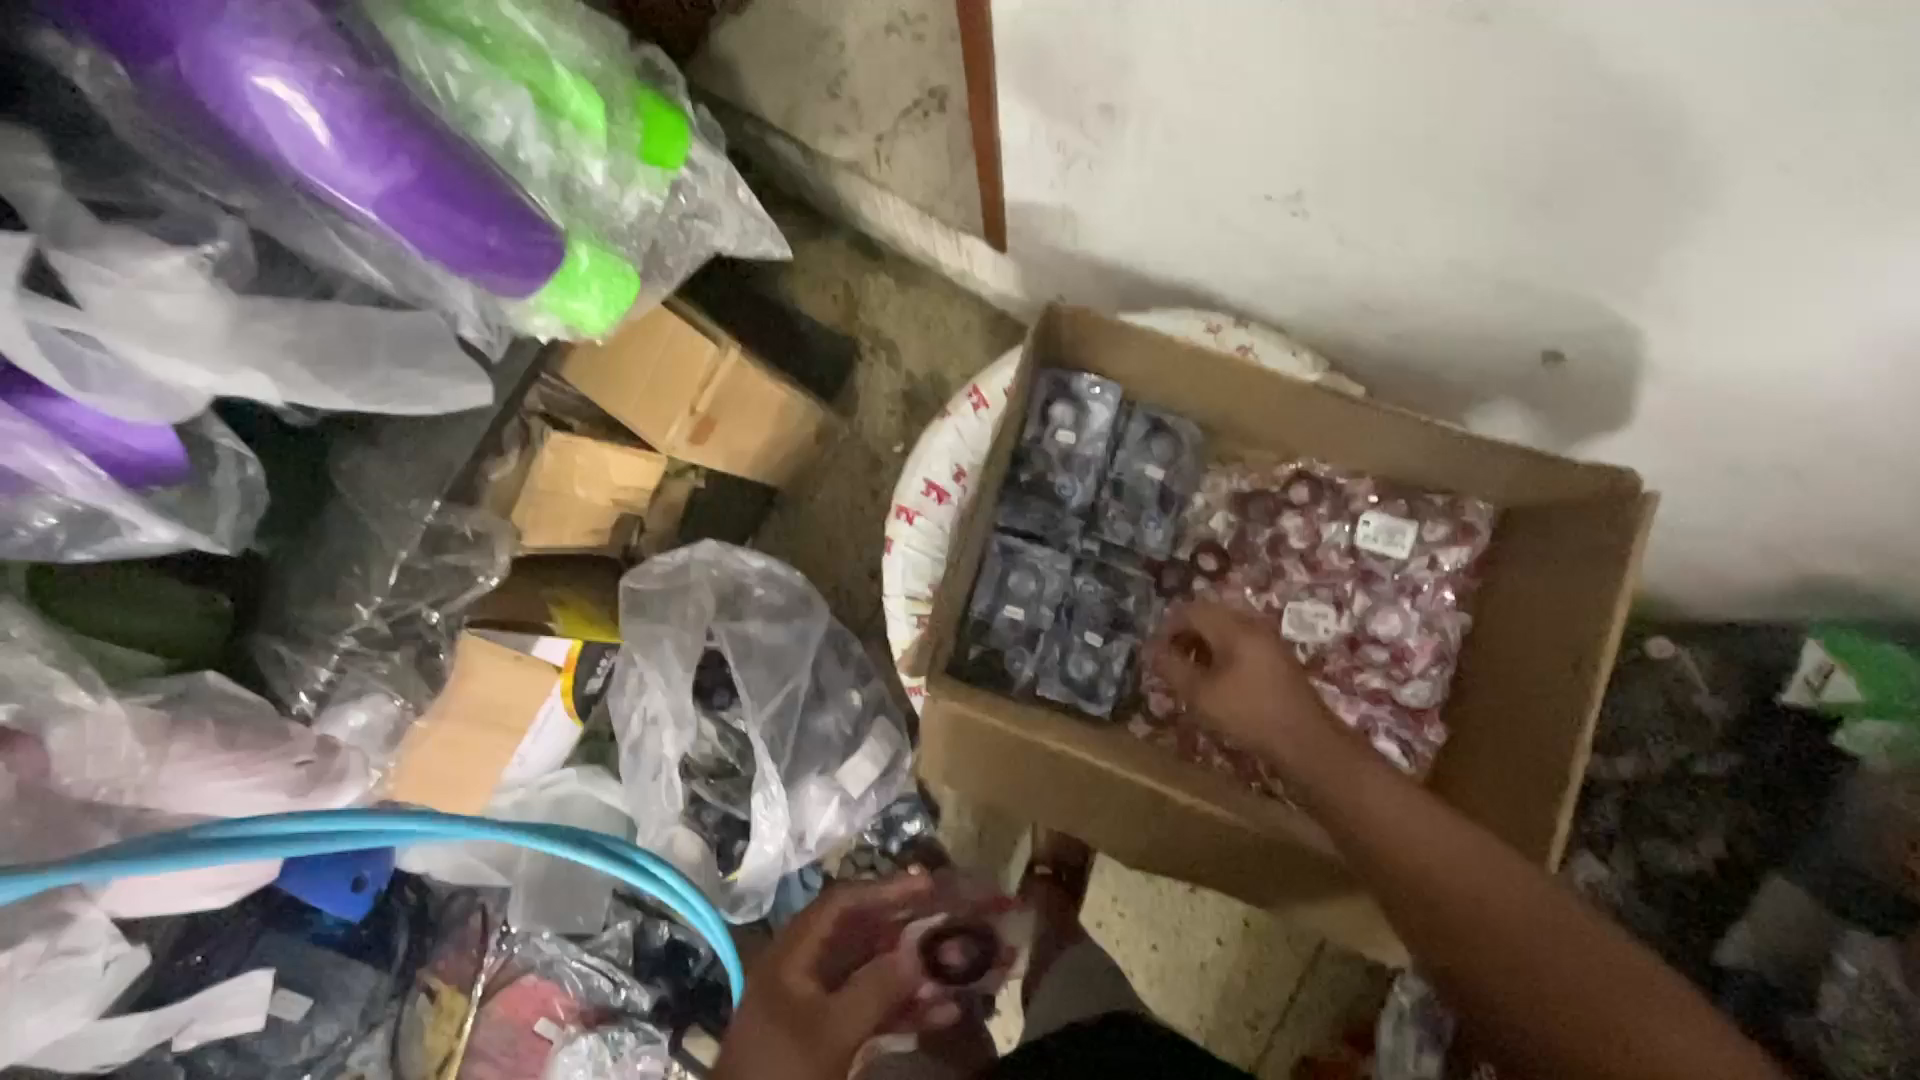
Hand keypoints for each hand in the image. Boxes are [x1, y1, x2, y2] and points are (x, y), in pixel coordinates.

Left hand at [714, 874, 960, 1079]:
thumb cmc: (781, 1070)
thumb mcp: (830, 1031)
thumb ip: (875, 987)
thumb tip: (916, 950)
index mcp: (793, 953)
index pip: (842, 903)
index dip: (885, 889)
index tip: (927, 884)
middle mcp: (804, 969)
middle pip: (860, 935)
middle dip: (905, 929)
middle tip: (948, 919)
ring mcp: (815, 1004)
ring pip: (870, 974)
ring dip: (911, 973)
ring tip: (954, 970)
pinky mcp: (827, 1036)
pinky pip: (870, 1010)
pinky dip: (903, 1010)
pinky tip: (942, 1014)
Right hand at [1145, 599, 1345, 775]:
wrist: (1305, 740)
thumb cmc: (1248, 714)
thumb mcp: (1199, 694)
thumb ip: (1171, 668)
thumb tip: (1151, 650)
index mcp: (1233, 628)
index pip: (1190, 611)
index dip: (1167, 628)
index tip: (1156, 654)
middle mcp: (1252, 625)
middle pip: (1209, 615)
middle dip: (1184, 636)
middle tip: (1172, 663)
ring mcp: (1268, 640)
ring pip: (1225, 629)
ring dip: (1202, 645)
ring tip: (1192, 674)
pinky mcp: (1277, 657)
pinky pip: (1241, 642)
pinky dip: (1222, 653)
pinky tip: (1218, 681)